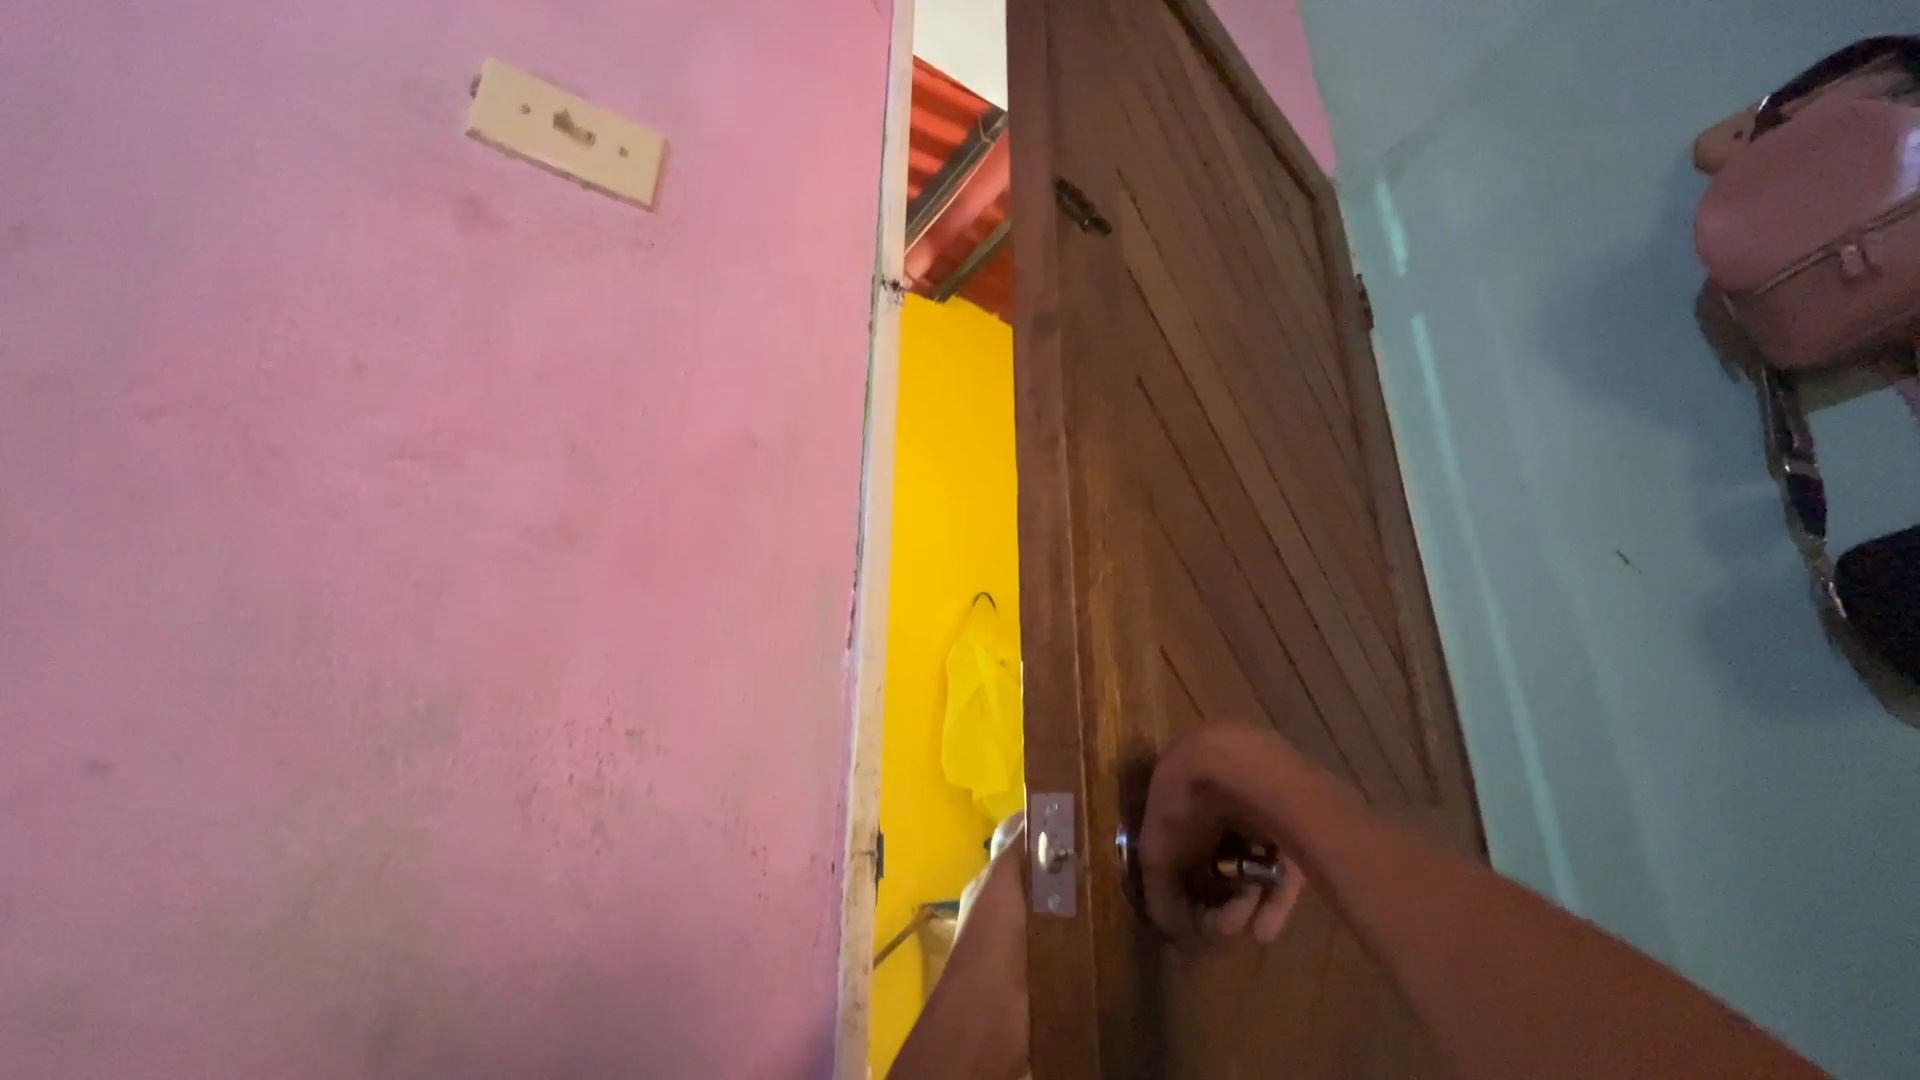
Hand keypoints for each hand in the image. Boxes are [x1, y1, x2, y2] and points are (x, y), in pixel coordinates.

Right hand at [1139, 725, 1305, 943]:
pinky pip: (1284, 869)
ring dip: (1243, 904)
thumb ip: (1159, 890)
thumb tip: (1167, 928)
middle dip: (1215, 900)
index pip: (1182, 844)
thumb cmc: (1188, 799)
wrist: (1242, 767)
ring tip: (1240, 925)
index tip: (1185, 909)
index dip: (1182, 881)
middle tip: (1216, 925)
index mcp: (1187, 792)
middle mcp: (1225, 799)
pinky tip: (1264, 929)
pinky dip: (1274, 900)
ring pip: (1252, 867)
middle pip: (1218, 860)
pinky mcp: (1299, 827)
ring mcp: (1263, 811)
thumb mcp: (1158, 849)